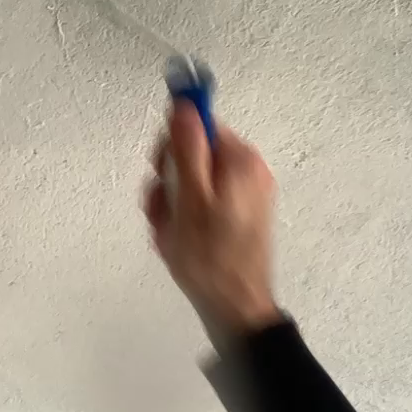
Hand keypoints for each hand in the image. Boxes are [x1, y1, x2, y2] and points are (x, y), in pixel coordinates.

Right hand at [143, 102, 280, 336]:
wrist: (234, 308)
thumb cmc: (207, 255)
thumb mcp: (188, 197)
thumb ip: (185, 146)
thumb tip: (183, 103)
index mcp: (240, 159)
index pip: (196, 123)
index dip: (172, 144)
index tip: (162, 171)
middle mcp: (249, 169)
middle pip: (194, 149)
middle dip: (170, 176)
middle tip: (165, 208)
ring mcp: (246, 192)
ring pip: (193, 176)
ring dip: (172, 199)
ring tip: (170, 230)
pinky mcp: (241, 212)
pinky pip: (203, 196)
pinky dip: (186, 212)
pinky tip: (179, 236)